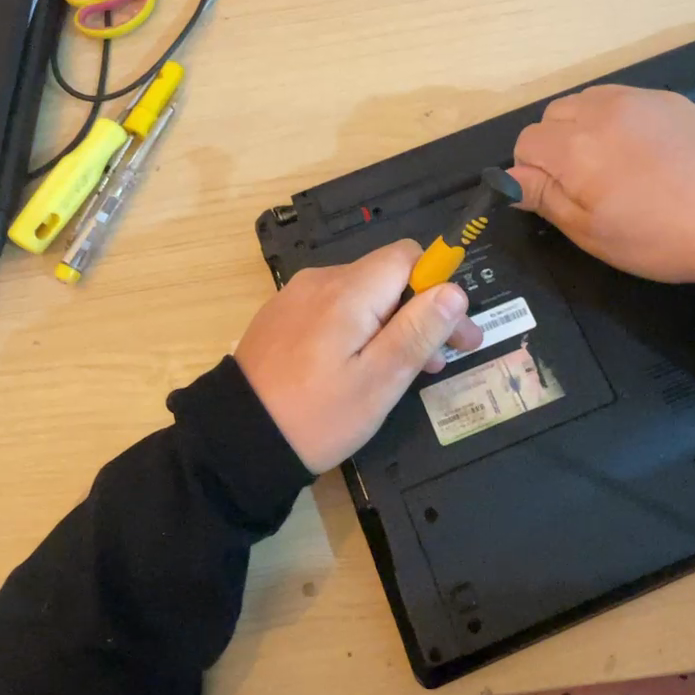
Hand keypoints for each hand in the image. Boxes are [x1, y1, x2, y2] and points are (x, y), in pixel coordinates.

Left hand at [234, 240, 483, 472]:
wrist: (236, 439)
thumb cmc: (316, 415)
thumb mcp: (378, 381)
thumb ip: (417, 331)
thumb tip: (454, 289)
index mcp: (349, 290)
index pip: (409, 255)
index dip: (441, 286)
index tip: (458, 331)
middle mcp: (322, 280)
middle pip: (388, 276)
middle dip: (423, 311)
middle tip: (446, 359)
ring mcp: (298, 296)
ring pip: (363, 294)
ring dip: (394, 323)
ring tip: (410, 370)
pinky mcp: (284, 316)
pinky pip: (335, 308)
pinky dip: (361, 328)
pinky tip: (365, 365)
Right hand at [507, 85, 694, 288]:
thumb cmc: (663, 237)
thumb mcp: (593, 233)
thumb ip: (545, 198)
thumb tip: (507, 179)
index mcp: (575, 148)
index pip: (525, 143)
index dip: (532, 173)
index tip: (558, 196)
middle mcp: (600, 111)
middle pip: (551, 116)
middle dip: (555, 146)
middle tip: (585, 184)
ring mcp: (638, 99)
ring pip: (583, 102)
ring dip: (582, 128)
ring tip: (612, 164)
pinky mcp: (668, 97)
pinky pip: (621, 98)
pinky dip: (615, 119)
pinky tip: (642, 150)